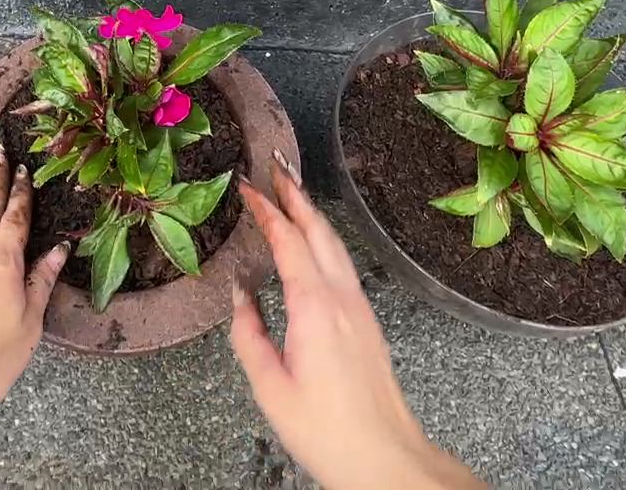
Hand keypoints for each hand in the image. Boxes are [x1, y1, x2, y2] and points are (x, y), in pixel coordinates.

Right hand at [229, 154, 484, 489]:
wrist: (386, 460)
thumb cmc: (324, 429)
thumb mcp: (270, 387)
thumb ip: (248, 333)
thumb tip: (239, 291)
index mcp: (313, 306)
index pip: (288, 239)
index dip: (267, 209)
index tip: (247, 186)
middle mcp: (341, 295)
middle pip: (318, 228)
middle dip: (296, 193)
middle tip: (276, 165)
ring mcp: (359, 304)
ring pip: (335, 241)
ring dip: (312, 211)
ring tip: (292, 190)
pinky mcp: (367, 318)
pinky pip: (342, 260)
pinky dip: (323, 235)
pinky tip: (313, 238)